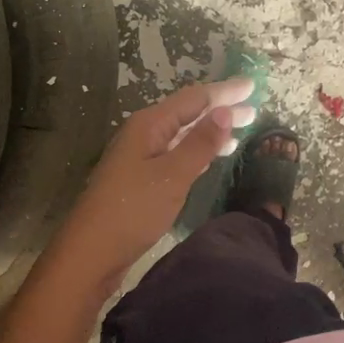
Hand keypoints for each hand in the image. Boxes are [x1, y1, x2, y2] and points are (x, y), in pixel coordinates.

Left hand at [48, 78, 255, 288]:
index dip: (225, 92)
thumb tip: (225, 112)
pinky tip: (213, 155)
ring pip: (183, 134)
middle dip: (221, 110)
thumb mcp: (172, 175)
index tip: (252, 86)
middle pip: (189, 113)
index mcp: (150, 125)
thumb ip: (200, 143)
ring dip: (212, 131)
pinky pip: (177, 153)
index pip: (195, 98)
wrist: (89, 256)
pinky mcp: (141, 179)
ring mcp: (141, 156)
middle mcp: (145, 133)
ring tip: (242, 131)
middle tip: (254, 108)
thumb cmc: (132, 211)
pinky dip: (198, 150)